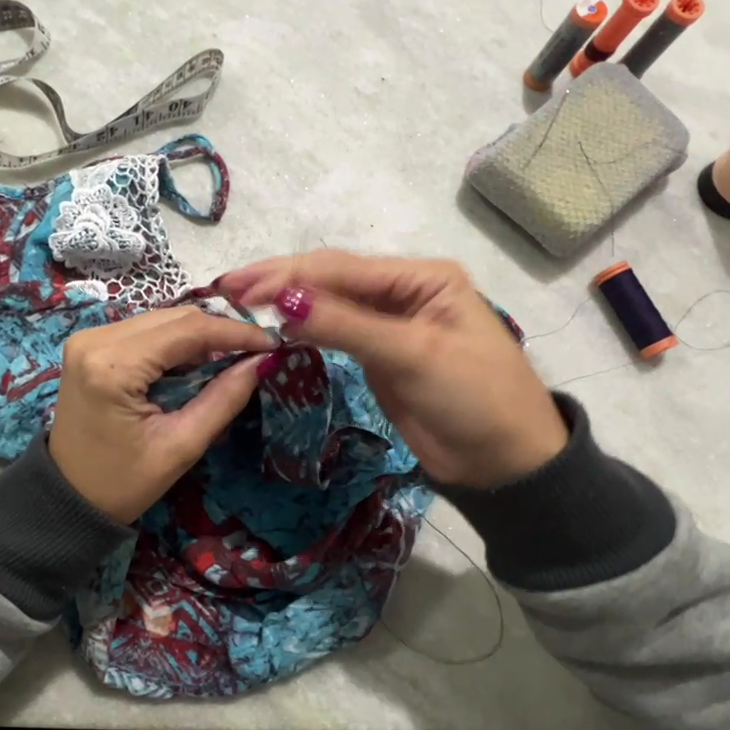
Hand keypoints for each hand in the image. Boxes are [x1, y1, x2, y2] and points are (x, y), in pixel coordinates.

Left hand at [49, 306, 276, 522]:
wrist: (67, 498)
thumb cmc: (122, 483)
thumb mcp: (180, 446)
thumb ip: (222, 399)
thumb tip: (262, 361)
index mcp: (113, 365)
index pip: (187, 330)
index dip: (235, 333)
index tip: (272, 343)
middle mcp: (95, 340)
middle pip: (173, 317)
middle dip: (219, 331)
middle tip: (257, 350)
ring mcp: (88, 340)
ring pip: (160, 320)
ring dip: (198, 336)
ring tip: (233, 357)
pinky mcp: (89, 347)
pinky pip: (143, 332)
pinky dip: (174, 343)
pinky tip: (197, 362)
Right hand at [218, 249, 566, 487]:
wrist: (504, 461)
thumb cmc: (473, 397)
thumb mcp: (411, 354)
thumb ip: (346, 325)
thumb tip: (282, 301)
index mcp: (422, 278)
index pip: (342, 268)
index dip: (289, 275)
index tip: (240, 287)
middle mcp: (403, 292)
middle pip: (331, 279)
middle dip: (280, 282)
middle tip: (225, 289)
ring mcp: (388, 324)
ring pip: (328, 305)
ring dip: (286, 304)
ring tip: (238, 305)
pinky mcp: (378, 356)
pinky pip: (333, 334)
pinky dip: (303, 329)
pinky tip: (274, 328)